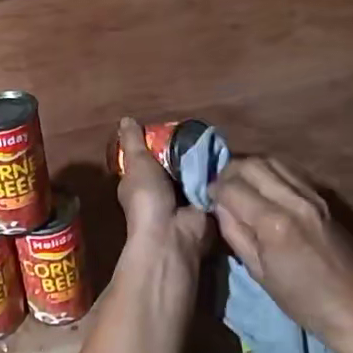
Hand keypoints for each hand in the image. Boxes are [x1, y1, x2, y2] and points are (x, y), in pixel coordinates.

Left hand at [114, 118, 209, 261]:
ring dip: (203, 160)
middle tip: (200, 130)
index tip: (173, 126)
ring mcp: (183, 197)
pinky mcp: (205, 204)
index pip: (149, 156)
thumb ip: (132, 142)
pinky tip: (227, 157)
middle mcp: (161, 188)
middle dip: (185, 150)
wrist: (173, 233)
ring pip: (194, 171)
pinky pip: (212, 183)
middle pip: (174, 162)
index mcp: (139, 179)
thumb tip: (125, 119)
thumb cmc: (147, 197)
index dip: (158, 142)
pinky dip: (218, 174)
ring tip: (215, 138)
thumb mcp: (136, 163)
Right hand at [210, 157, 352, 352]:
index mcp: (273, 223)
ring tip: (240, 185)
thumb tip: (219, 206)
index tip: (207, 198)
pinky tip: (263, 189)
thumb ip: (234, 232)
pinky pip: (289, 171)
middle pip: (250, 164)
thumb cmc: (300, 299)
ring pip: (271, 161)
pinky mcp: (323, 198)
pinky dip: (270, 172)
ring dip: (249, 168)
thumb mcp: (257, 271)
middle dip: (228, 171)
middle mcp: (293, 201)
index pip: (231, 187)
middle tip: (221, 188)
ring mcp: (312, 196)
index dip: (213, 189)